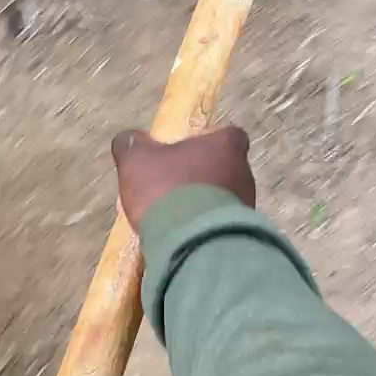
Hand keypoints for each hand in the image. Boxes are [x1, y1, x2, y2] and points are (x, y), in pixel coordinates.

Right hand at [111, 125, 256, 228]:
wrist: (193, 241)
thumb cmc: (168, 189)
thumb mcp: (137, 161)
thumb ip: (132, 144)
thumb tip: (129, 139)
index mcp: (226, 145)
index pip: (229, 135)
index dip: (210, 142)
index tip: (189, 152)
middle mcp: (244, 171)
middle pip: (226, 167)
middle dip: (203, 175)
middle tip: (175, 186)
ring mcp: (247, 203)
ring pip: (225, 197)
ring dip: (205, 202)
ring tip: (176, 214)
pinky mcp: (242, 231)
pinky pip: (222, 222)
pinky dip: (207, 225)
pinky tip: (185, 233)